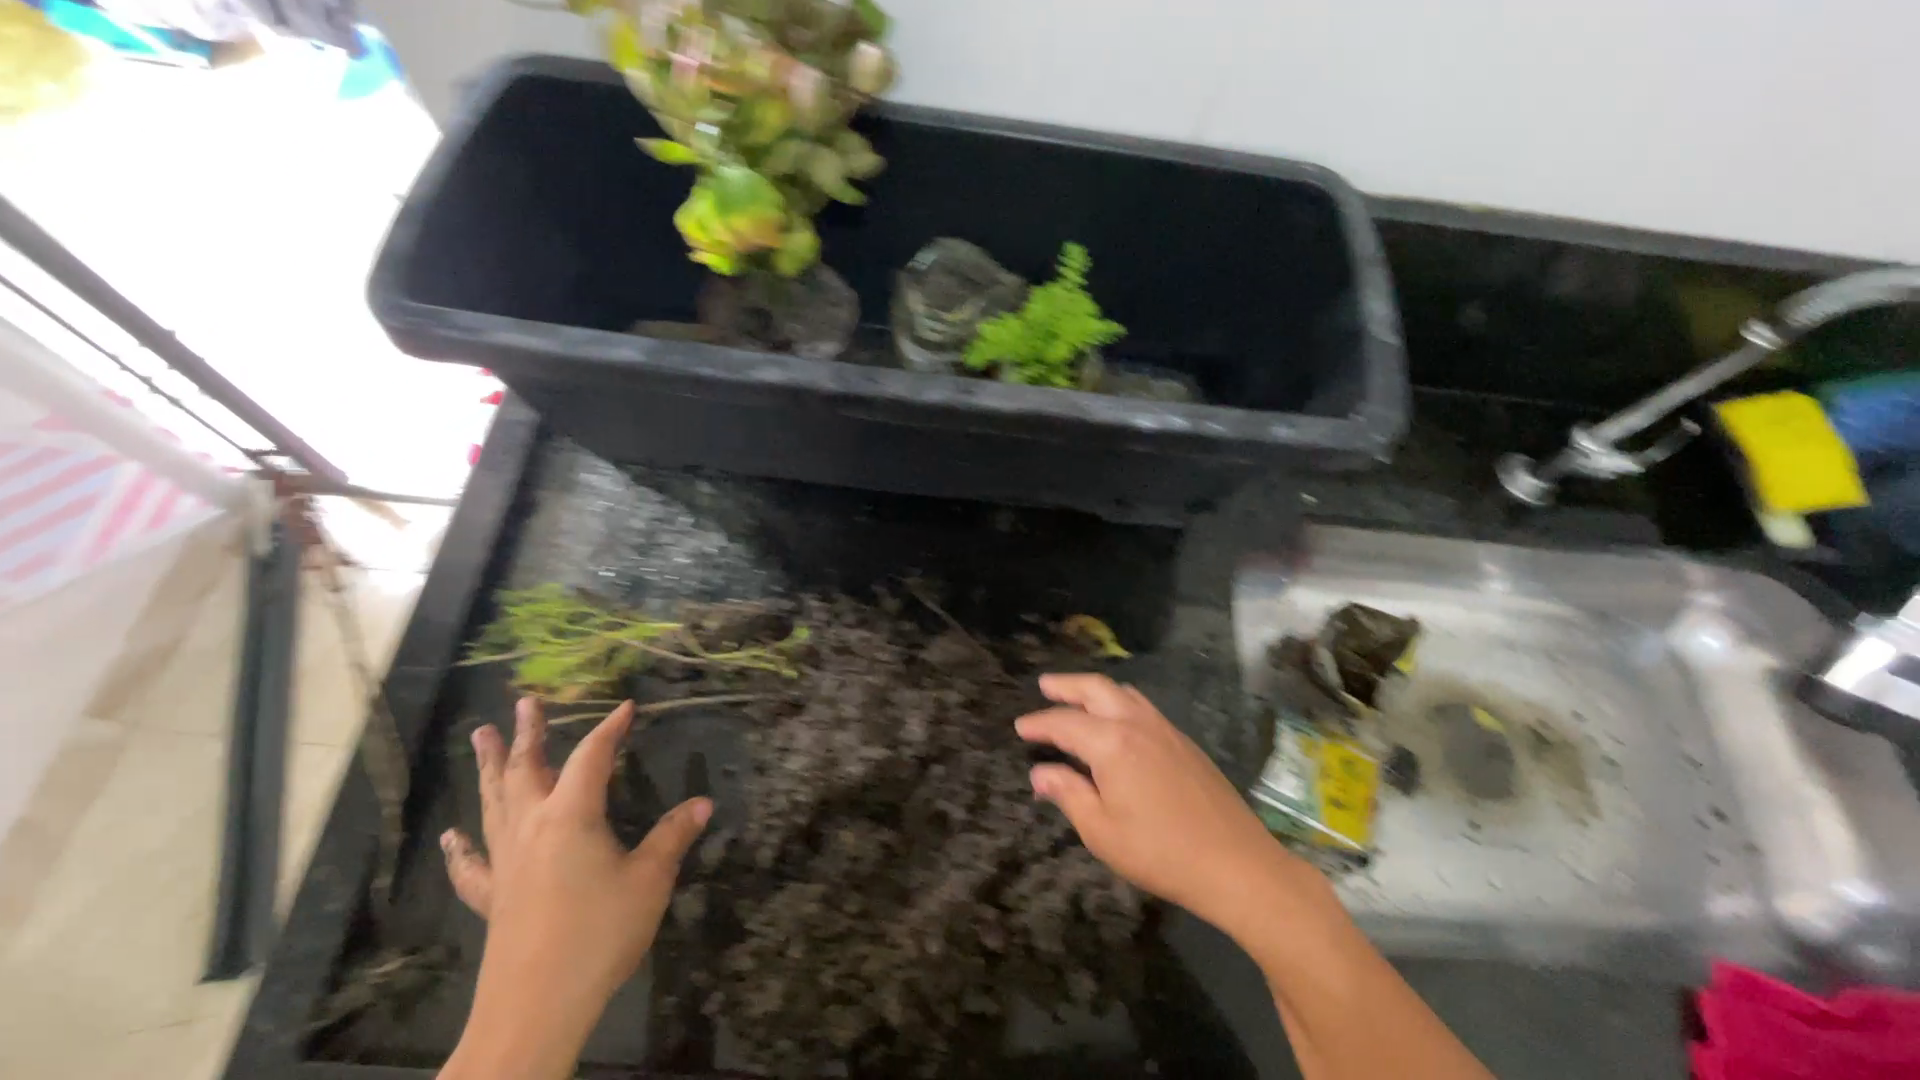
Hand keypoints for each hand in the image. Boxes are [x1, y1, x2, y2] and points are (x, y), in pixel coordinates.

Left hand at [438, 698, 709, 1079]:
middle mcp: (531, 827)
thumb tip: (703, 804)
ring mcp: (505, 861)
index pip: (592, 757)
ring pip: (493, 802)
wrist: (536, 1004)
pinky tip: (450, 836)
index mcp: (571, 815)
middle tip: (523, 702)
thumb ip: (673, 838)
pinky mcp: (491, 895)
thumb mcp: (650, 881)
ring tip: (480, 737)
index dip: (610, 729)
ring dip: (489, 767)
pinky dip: (460, 847)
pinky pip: (472, 863)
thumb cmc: (599, 933)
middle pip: (526, 769)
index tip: (625, 707)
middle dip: (528, 733)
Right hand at [1015, 674, 1308, 936]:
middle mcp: (1138, 725)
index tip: (1020, 727)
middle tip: (1045, 685)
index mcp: (1112, 743)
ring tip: (1078, 698)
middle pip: (1098, 689)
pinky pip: (1145, 708)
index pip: (1065, 723)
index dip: (1040, 724)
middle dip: (1068, 685)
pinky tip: (1118, 723)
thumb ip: (1068, 794)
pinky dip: (1121, 703)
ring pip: (1126, 694)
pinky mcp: (1186, 744)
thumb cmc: (1159, 852)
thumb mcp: (1101, 831)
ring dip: (1097, 690)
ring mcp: (1167, 731)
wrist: (1235, 864)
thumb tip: (1041, 772)